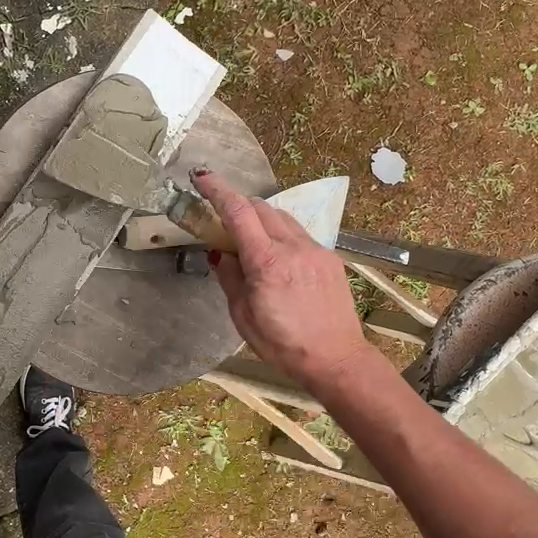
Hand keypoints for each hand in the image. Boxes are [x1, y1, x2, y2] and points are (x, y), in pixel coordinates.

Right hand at [191, 170, 375, 393]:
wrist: (336, 359)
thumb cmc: (282, 344)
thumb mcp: (242, 315)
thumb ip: (230, 277)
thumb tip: (221, 253)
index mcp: (267, 263)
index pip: (238, 212)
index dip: (217, 190)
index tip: (201, 178)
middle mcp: (293, 248)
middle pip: (261, 207)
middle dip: (238, 206)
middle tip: (222, 221)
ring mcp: (315, 250)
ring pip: (282, 217)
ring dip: (260, 219)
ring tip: (250, 241)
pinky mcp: (329, 258)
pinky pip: (299, 234)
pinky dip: (280, 235)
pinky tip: (276, 259)